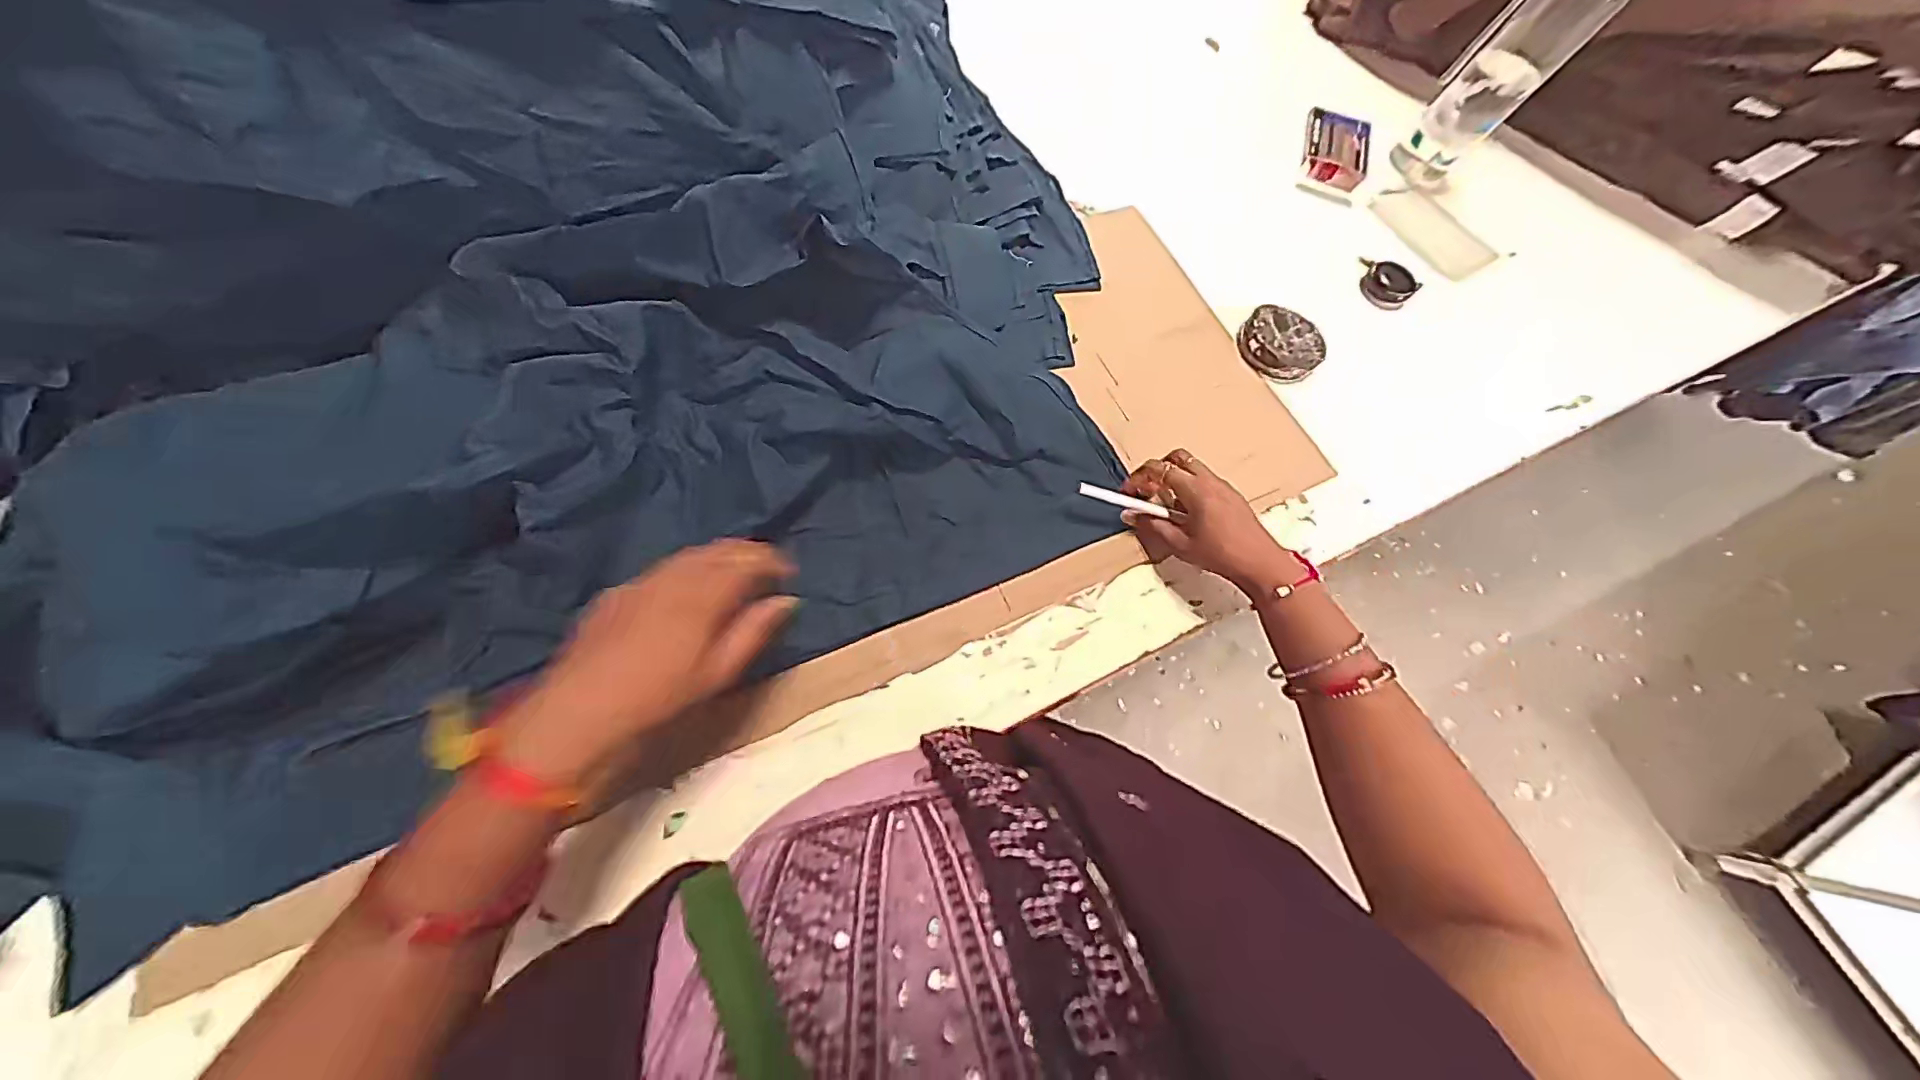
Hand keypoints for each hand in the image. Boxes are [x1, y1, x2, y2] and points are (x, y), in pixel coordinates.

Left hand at [497, 539, 796, 784]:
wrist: (579, 711)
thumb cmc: (660, 697)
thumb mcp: (717, 672)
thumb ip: (753, 631)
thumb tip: (786, 601)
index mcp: (702, 596)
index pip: (746, 562)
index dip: (771, 561)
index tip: (789, 570)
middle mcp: (672, 578)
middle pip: (717, 550)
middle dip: (746, 552)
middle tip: (766, 566)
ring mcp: (641, 582)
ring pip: (688, 555)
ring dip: (717, 557)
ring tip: (733, 572)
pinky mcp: (617, 593)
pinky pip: (662, 569)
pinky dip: (686, 568)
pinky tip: (686, 587)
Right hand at [1119, 448, 1303, 597]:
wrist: (1259, 563)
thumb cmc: (1225, 554)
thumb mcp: (1179, 544)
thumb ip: (1153, 525)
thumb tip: (1134, 515)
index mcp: (1196, 490)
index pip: (1159, 470)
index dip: (1138, 479)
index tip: (1128, 492)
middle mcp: (1210, 482)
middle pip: (1176, 459)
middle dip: (1155, 471)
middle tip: (1145, 491)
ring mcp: (1222, 487)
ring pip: (1191, 468)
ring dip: (1173, 480)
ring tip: (1165, 506)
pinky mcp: (1230, 495)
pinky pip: (1204, 480)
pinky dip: (1188, 488)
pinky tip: (1185, 513)